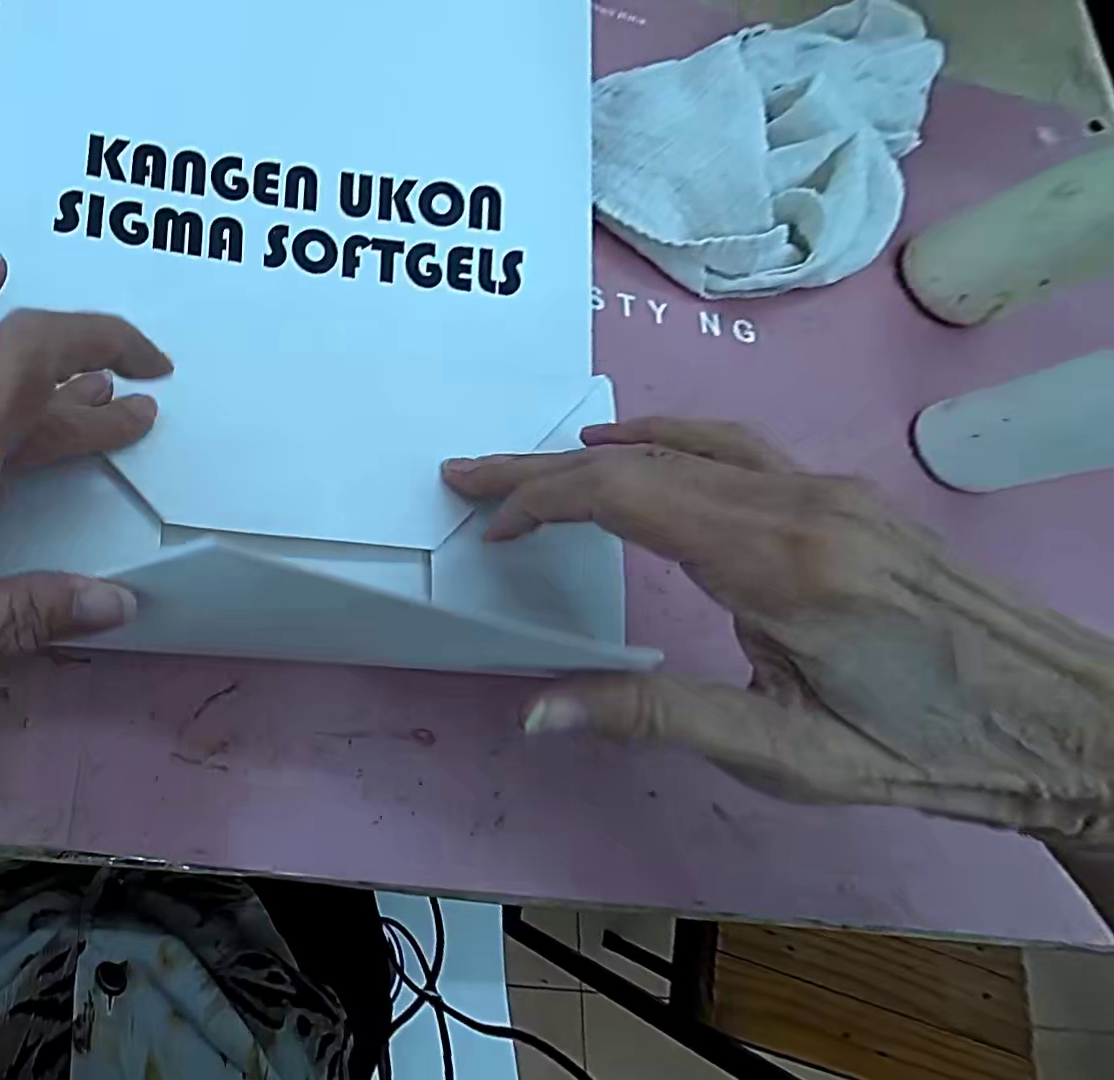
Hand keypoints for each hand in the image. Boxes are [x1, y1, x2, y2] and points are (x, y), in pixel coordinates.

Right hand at [443, 418, 1113, 842]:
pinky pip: (723, 445)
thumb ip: (648, 718)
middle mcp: (798, 506)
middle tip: (467, 475)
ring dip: (579, 453)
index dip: (541, 503)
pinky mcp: (832, 494)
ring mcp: (821, 490)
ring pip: (671, 448)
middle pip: (633, 463)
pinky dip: (653, 437)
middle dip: (534, 469)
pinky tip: (618, 439)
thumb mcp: (780, 754)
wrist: (1086, 728)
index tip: (493, 530)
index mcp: (778, 563)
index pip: (625, 496)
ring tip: (519, 464)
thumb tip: (534, 712)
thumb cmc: (926, 749)